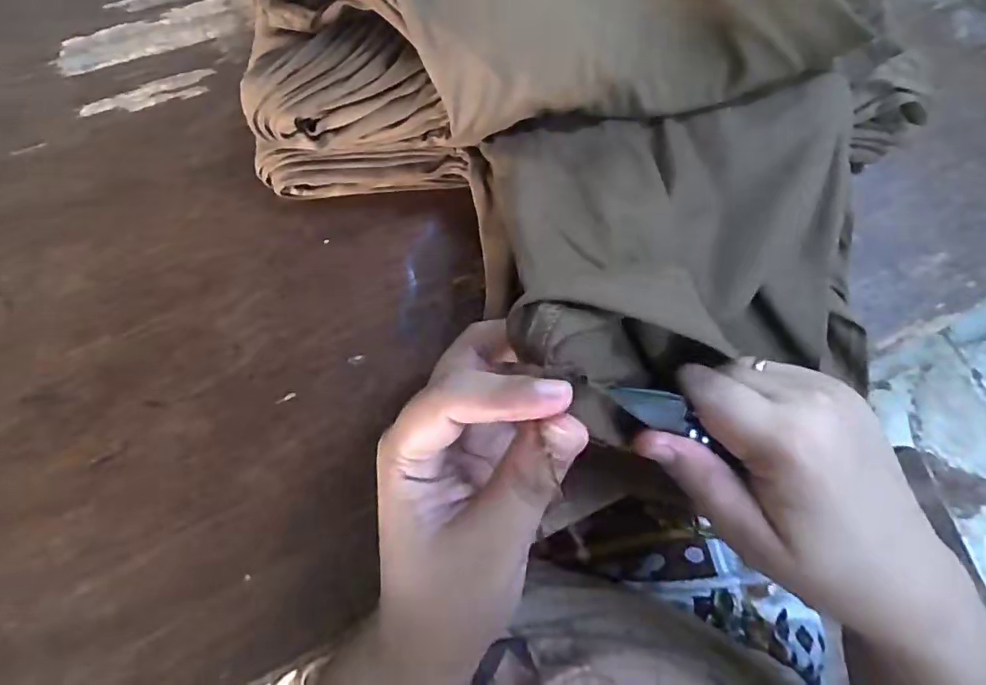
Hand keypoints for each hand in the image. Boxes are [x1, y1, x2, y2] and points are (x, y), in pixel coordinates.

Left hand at [325, 320, 587, 684]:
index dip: (505, 391)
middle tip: (567, 350)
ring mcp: (457, 429)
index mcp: (408, 447)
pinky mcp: (484, 441)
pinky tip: (572, 394)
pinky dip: (540, 392)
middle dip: (511, 349)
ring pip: (489, 368)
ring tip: (578, 366)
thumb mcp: (493, 545)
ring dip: (529, 363)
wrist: (436, 636)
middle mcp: (428, 424)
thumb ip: (530, 478)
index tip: (561, 396)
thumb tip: (574, 420)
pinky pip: (513, 400)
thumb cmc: (450, 597)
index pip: (450, 398)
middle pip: (464, 361)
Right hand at [634, 361, 979, 649]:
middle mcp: (812, 397)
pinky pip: (779, 369)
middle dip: (710, 399)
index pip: (704, 384)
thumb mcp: (749, 536)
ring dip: (737, 392)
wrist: (907, 574)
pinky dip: (765, 390)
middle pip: (726, 370)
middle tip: (722, 450)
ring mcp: (833, 386)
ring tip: (753, 441)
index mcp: (787, 437)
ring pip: (750, 364)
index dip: (681, 404)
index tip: (685, 438)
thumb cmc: (820, 565)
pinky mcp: (844, 385)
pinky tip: (781, 429)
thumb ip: (697, 476)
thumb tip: (641, 434)